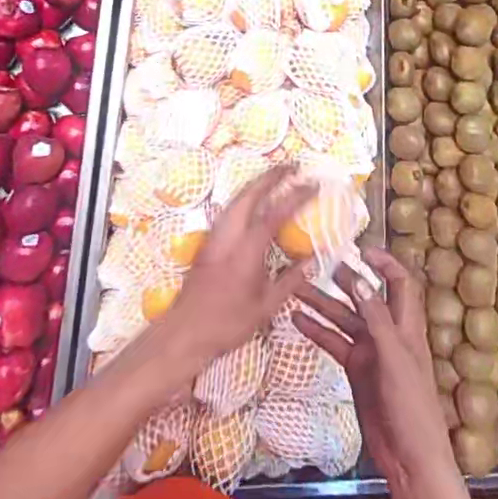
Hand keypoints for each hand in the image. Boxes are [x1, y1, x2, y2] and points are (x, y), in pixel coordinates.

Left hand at [156, 166, 314, 367]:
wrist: (184, 333)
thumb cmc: (227, 323)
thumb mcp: (266, 307)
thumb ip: (290, 280)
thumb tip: (311, 260)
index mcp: (246, 251)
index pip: (275, 214)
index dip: (296, 196)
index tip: (313, 185)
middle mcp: (229, 236)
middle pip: (250, 194)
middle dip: (272, 176)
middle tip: (293, 166)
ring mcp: (215, 236)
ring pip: (236, 198)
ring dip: (257, 182)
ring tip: (276, 176)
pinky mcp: (208, 241)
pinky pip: (229, 208)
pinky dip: (246, 196)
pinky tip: (254, 199)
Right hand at [294, 249, 453, 481]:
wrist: (409, 455)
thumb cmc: (411, 404)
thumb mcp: (395, 357)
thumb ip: (377, 319)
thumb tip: (361, 279)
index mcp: (406, 324)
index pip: (399, 282)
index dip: (385, 263)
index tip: (362, 250)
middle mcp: (388, 331)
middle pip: (365, 297)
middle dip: (345, 280)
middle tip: (319, 265)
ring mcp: (370, 350)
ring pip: (344, 319)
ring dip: (323, 304)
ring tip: (297, 287)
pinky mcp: (356, 369)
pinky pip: (334, 343)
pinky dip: (317, 331)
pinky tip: (297, 319)